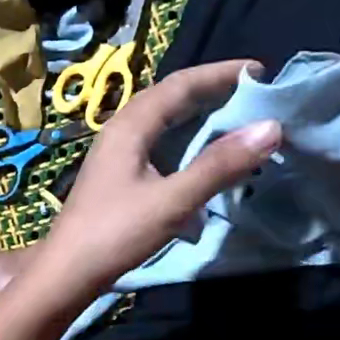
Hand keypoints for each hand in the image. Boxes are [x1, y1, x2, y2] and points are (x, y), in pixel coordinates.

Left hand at [40, 60, 281, 290]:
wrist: (68, 269)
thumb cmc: (116, 232)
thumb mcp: (173, 200)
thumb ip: (219, 165)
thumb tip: (271, 125)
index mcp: (128, 128)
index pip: (178, 85)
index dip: (219, 74)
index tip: (263, 71)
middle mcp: (119, 132)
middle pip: (168, 98)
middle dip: (211, 90)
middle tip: (259, 93)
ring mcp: (115, 153)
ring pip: (161, 121)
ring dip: (198, 115)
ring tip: (240, 117)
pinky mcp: (117, 174)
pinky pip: (156, 142)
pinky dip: (185, 139)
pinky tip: (204, 152)